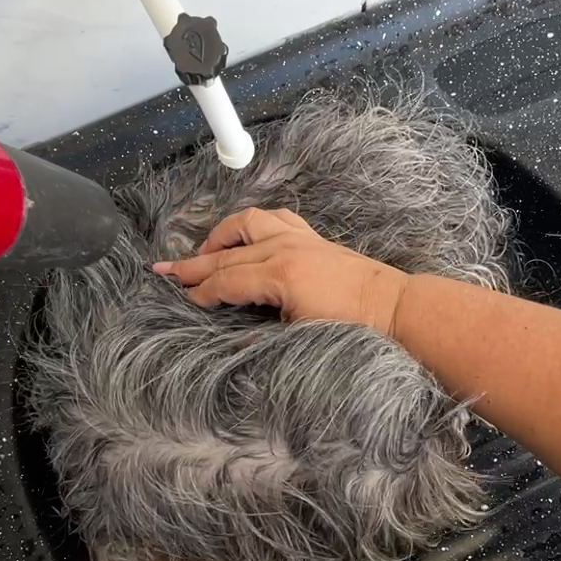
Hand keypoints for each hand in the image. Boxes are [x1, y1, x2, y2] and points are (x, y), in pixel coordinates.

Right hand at [154, 207, 409, 334]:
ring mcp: (301, 238)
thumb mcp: (302, 339)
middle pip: (229, 253)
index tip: (180, 299)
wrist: (394, 310)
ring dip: (221, 236)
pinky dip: (253, 226)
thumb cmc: (354, 328)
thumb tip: (235, 340)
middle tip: (165, 269)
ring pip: (248, 224)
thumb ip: (263, 335)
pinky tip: (247, 236)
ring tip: (203, 251)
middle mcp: (286, 248)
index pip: (227, 281)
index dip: (200, 292)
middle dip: (194, 263)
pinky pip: (275, 220)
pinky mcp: (314, 238)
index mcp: (280, 274)